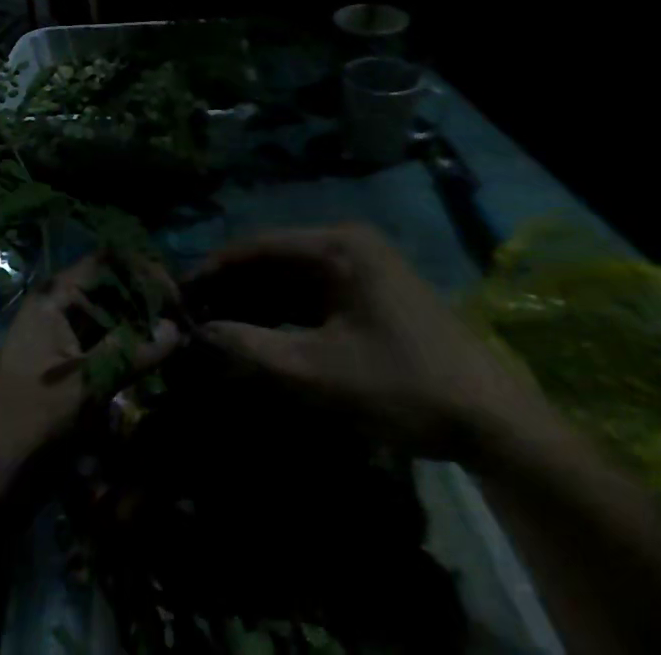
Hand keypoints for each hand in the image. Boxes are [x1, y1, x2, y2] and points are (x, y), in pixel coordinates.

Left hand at [0, 253, 181, 516]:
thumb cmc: (25, 425)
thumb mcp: (82, 385)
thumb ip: (132, 352)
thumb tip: (178, 328)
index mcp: (54, 301)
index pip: (108, 264)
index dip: (145, 272)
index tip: (178, 297)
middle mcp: (63, 313)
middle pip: (117, 289)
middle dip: (151, 301)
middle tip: (188, 323)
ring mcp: (70, 343)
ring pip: (118, 320)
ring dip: (148, 328)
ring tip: (183, 342)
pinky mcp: (78, 372)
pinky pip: (114, 350)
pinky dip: (138, 352)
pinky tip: (164, 361)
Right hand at [196, 224, 541, 457]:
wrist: (486, 417)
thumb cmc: (401, 385)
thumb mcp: (317, 372)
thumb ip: (250, 349)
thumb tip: (195, 334)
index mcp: (339, 246)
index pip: (257, 245)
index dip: (212, 271)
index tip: (174, 298)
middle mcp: (348, 245)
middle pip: (273, 260)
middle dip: (231, 290)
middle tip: (189, 322)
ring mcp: (362, 269)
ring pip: (291, 280)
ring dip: (254, 305)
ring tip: (213, 333)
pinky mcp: (368, 294)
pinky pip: (312, 296)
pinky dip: (282, 316)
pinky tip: (256, 339)